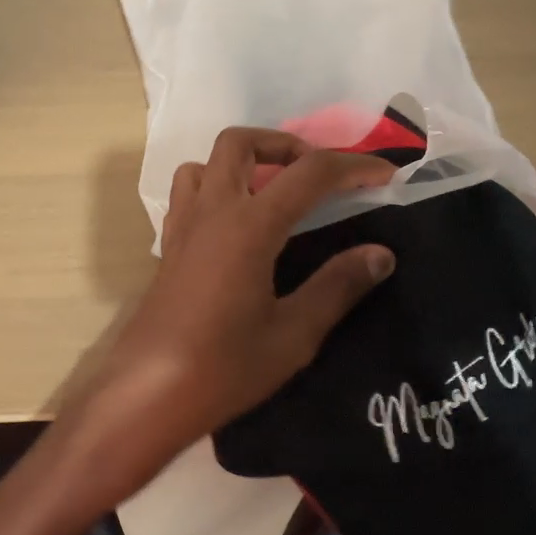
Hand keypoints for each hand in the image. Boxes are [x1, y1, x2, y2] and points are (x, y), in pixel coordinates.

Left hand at [58, 127, 397, 499]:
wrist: (149, 392)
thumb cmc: (224, 367)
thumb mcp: (293, 335)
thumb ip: (338, 287)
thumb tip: (381, 254)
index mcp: (248, 225)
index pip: (309, 173)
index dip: (353, 166)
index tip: (386, 175)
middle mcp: (212, 211)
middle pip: (240, 142)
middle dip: (286, 144)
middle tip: (320, 175)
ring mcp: (183, 226)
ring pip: (207, 162)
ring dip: (244, 161)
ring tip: (276, 192)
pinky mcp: (169, 246)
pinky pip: (189, 193)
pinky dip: (217, 187)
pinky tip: (239, 224)